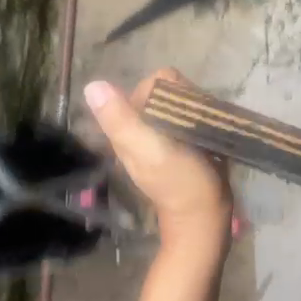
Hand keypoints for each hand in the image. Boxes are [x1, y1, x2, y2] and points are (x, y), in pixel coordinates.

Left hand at [84, 70, 231, 251]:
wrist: (204, 217)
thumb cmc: (179, 183)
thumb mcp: (148, 150)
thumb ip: (122, 120)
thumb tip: (92, 86)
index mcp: (130, 126)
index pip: (153, 83)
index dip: (171, 91)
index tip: (182, 113)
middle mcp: (145, 126)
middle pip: (170, 90)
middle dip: (187, 101)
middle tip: (196, 126)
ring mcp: (166, 134)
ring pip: (185, 101)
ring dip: (197, 110)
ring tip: (203, 132)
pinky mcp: (186, 142)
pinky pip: (195, 116)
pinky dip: (203, 120)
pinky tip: (208, 136)